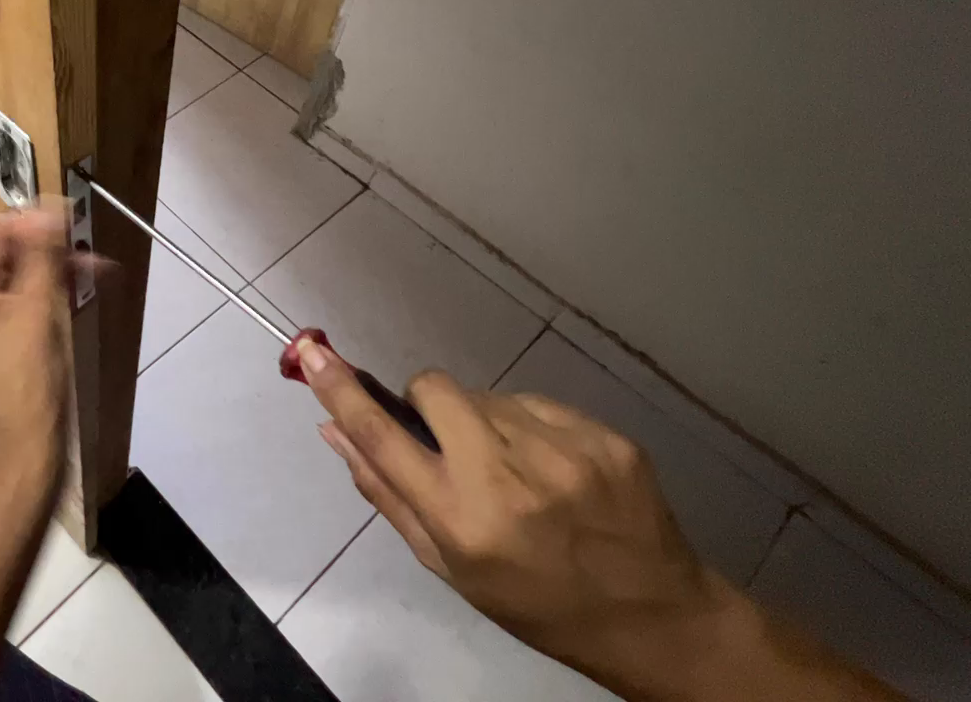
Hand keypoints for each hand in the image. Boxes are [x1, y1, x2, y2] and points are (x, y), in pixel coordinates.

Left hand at [0, 208, 75, 470]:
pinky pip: (32, 290)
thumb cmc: (29, 377)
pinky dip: (57, 282)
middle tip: (84, 233)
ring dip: (58, 261)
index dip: (24, 218)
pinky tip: (90, 277)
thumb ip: (41, 256)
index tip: (64, 211)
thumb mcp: (36, 309)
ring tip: (96, 260)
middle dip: (46, 240)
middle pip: (7, 249)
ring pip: (25, 268)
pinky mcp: (11, 326)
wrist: (33, 440)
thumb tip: (48, 209)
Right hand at [296, 339, 726, 693]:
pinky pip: (533, 403)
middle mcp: (506, 475)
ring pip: (484, 395)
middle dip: (425, 403)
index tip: (311, 351)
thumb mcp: (448, 565)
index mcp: (461, 516)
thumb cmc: (534, 602)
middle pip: (434, 388)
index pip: (382, 437)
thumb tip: (333, 430)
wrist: (658, 619)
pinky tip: (552, 469)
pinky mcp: (603, 435)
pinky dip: (526, 426)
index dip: (340, 390)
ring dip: (480, 421)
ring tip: (515, 470)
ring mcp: (561, 450)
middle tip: (446, 441)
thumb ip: (385, 492)